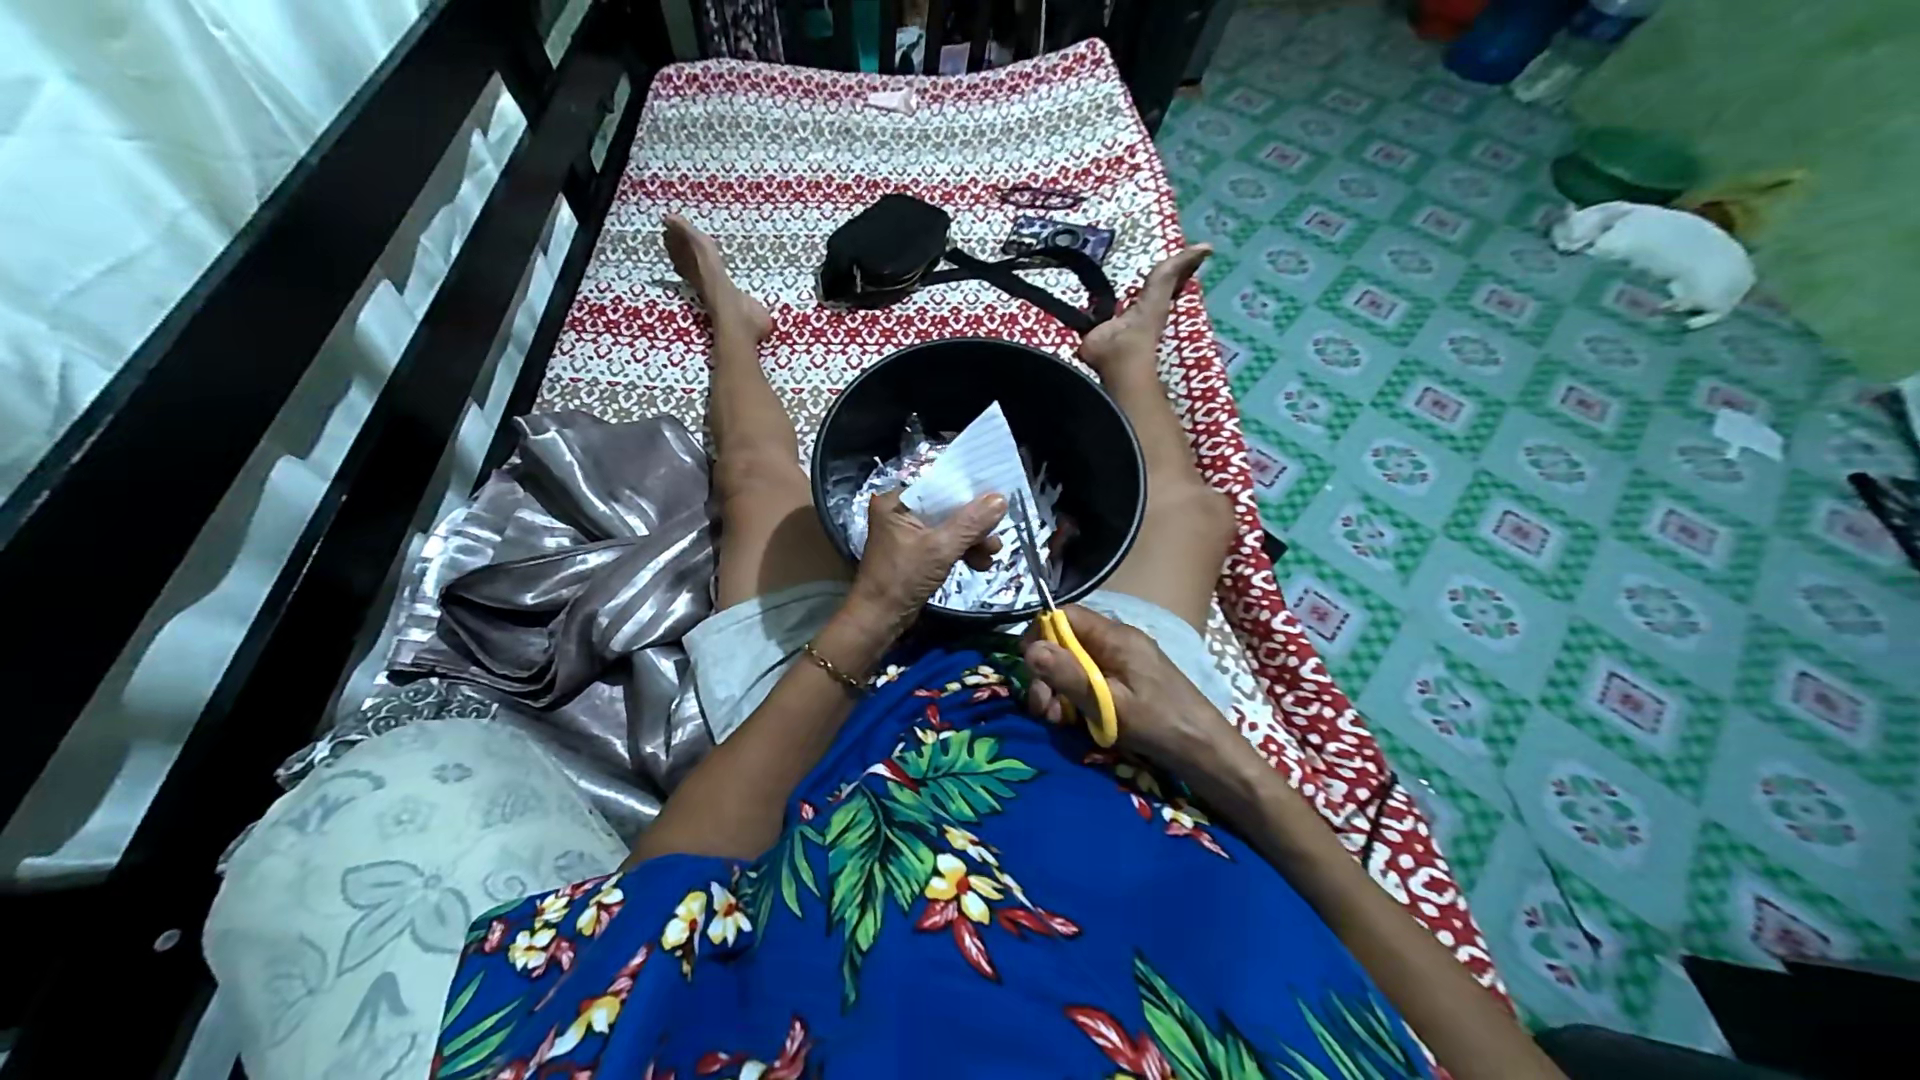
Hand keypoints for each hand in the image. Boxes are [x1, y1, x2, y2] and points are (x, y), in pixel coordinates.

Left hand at [848, 491, 1006, 635]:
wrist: (879, 619)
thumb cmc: (902, 578)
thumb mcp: (940, 548)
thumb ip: (971, 523)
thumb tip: (1000, 499)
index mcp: (896, 500)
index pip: (939, 485)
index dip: (969, 491)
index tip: (997, 499)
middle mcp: (900, 511)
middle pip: (947, 507)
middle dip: (975, 523)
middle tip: (996, 534)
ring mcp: (908, 533)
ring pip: (949, 527)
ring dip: (972, 539)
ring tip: (992, 554)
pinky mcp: (915, 552)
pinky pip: (945, 543)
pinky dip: (962, 551)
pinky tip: (980, 563)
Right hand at [1023, 605, 1237, 775]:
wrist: (1205, 752)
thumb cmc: (1158, 724)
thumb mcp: (1108, 703)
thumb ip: (1069, 675)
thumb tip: (1029, 649)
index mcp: (1116, 637)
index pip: (1065, 615)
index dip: (1040, 635)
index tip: (1029, 668)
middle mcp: (1118, 641)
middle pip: (1067, 643)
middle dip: (1048, 673)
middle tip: (1043, 709)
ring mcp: (1124, 661)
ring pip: (1076, 664)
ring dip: (1060, 690)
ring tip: (1058, 720)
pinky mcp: (1128, 681)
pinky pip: (1092, 679)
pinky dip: (1078, 698)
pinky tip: (1076, 721)